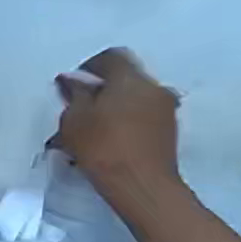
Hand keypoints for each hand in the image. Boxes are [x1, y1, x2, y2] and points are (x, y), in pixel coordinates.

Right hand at [53, 48, 182, 198]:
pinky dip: (125, 118)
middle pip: (124, 77)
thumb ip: (74, 93)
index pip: (111, 57)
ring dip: (113, 105)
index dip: (89, 66)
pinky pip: (142, 113)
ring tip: (91, 126)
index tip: (72, 85)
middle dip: (101, 87)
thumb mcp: (74, 118)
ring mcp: (166, 109)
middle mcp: (154, 87)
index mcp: (130, 79)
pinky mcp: (168, 129)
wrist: (140, 184)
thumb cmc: (102, 146)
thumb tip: (72, 80)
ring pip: (134, 96)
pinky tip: (107, 138)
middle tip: (78, 106)